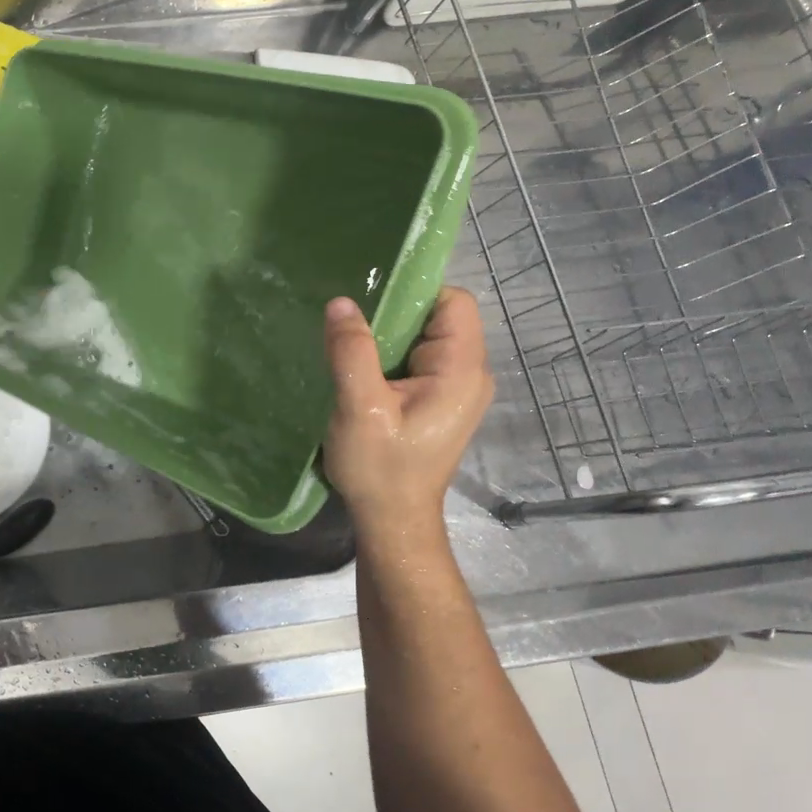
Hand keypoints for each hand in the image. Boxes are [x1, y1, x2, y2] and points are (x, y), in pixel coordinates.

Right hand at [322, 287, 493, 530]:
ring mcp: (456, 390)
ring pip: (425, 339)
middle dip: (395, 315)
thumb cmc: (381, 467)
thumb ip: (352, 353)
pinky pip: (417, 361)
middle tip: (349, 327)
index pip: (454, 302)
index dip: (414, 292)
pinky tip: (360, 371)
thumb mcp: (359, 409)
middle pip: (439, 318)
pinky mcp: (439, 402)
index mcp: (461, 371)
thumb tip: (341, 302)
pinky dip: (389, 357)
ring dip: (388, 338)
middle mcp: (470, 374)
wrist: (392, 518)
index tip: (368, 300)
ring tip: (350, 347)